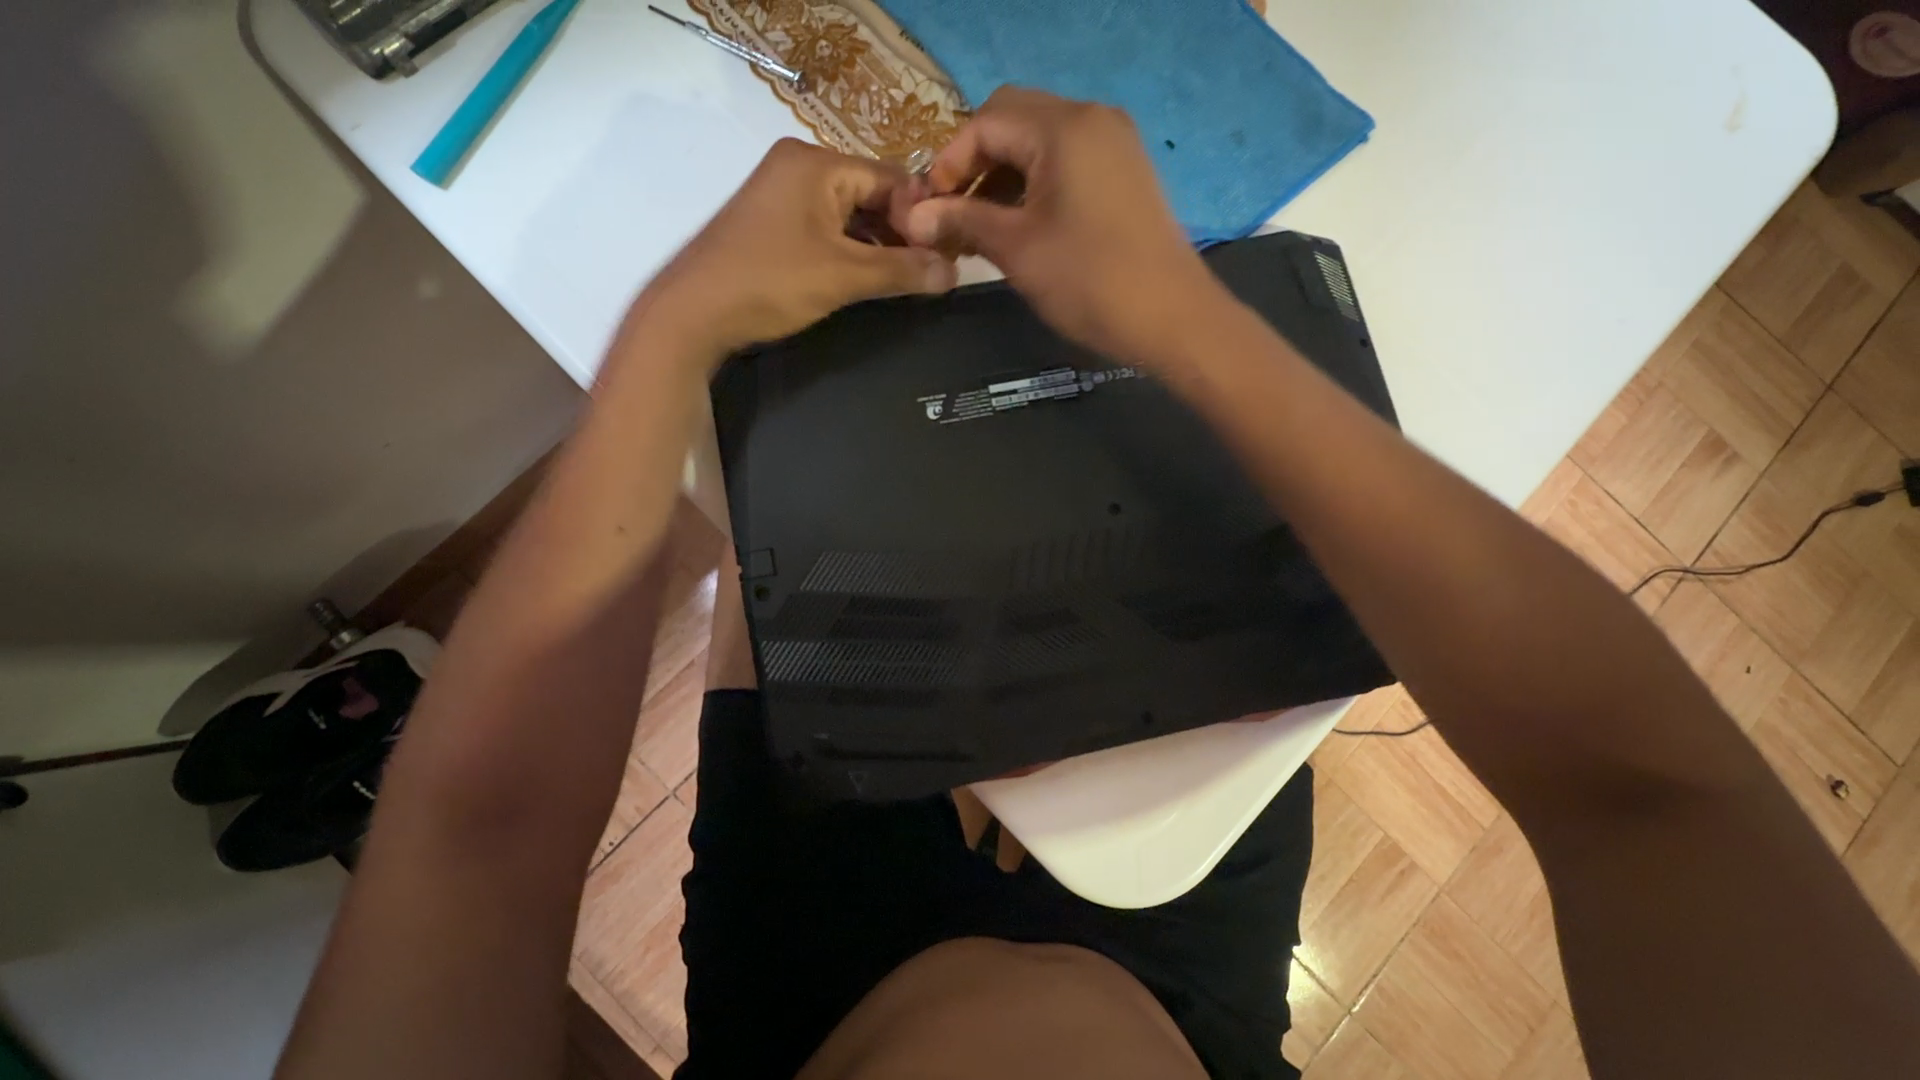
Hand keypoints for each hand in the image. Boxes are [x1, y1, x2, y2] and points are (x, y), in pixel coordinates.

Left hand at [616, 139, 958, 373]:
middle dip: (904, 232)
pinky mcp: (774, 222)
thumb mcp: (844, 277)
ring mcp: (784, 193)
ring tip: (910, 280)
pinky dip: (852, 251)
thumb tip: (955, 273)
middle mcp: (800, 166)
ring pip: (851, 214)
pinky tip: (872, 280)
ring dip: (880, 246)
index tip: (949, 253)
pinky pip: (828, 228)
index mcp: (817, 162)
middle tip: (934, 271)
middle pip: (872, 193)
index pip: (893, 177)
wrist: (692, 314)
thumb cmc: (769, 283)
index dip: (924, 215)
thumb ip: (903, 271)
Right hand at [893, 87, 1226, 367]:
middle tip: (952, 213)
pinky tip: (1018, 225)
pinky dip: (1034, 183)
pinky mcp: (1126, 171)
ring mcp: (1115, 143)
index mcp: (1064, 127)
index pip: (985, 123)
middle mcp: (1092, 118)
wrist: (1172, 319)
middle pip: (1012, 120)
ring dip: (1003, 175)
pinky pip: (1067, 160)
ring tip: (979, 227)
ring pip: (1039, 141)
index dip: (948, 163)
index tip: (927, 209)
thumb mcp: (1015, 249)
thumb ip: (961, 221)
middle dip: (974, 163)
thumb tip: (911, 217)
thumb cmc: (1089, 282)